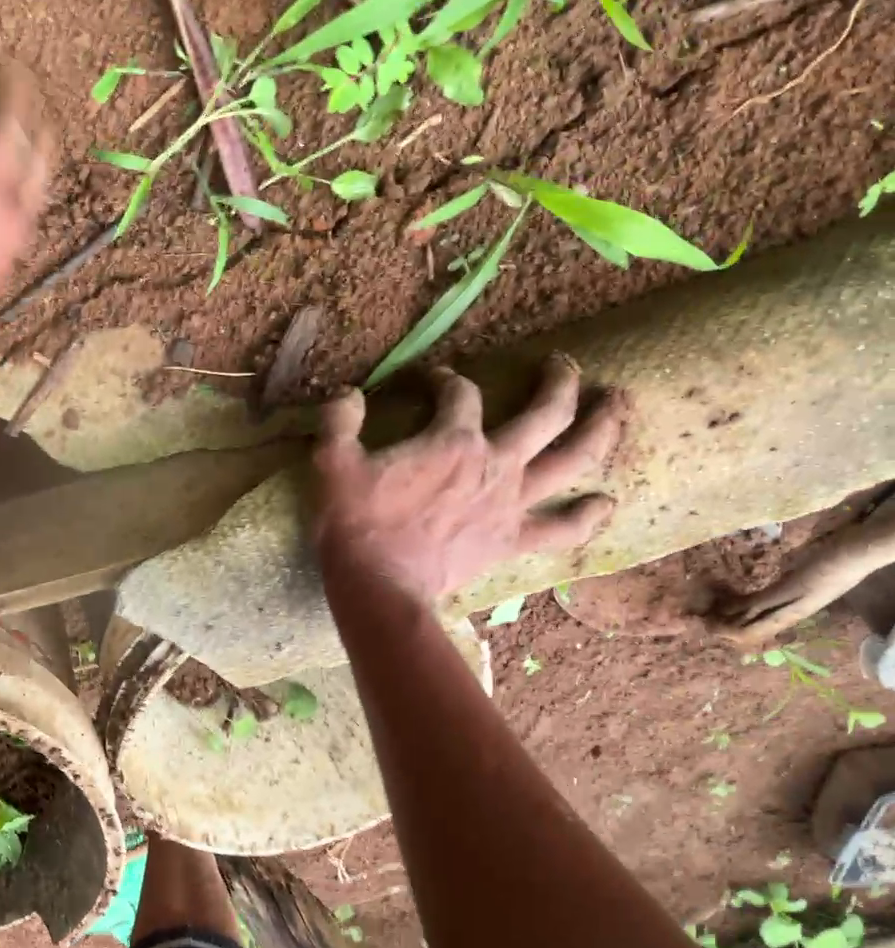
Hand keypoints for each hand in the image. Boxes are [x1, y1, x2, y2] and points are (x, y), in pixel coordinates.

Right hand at [311, 356, 627, 601]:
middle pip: (545, 414)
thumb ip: (340, 419)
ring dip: (601, 430)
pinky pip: (561, 529)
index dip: (443, 379)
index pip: (459, 393)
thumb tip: (350, 393)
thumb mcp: (332, 460)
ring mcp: (511, 504)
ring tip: (617, 406)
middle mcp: (495, 464)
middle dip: (558, 383)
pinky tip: (605, 504)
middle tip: (564, 365)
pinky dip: (587, 516)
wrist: (378, 582)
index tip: (428, 379)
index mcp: (452, 441)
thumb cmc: (354, 520)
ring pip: (573, 461)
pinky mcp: (512, 540)